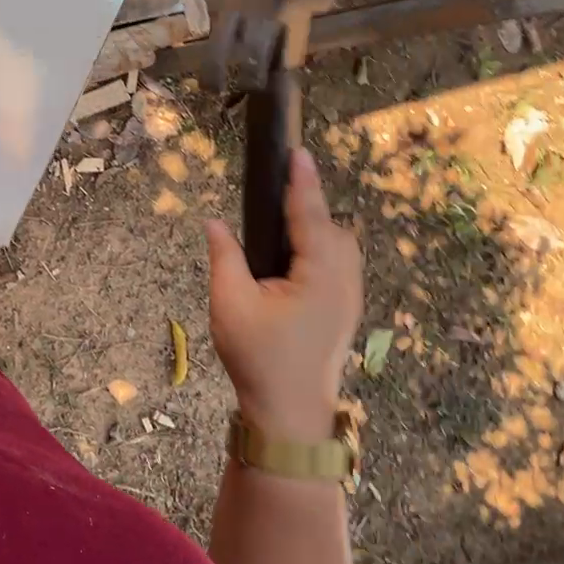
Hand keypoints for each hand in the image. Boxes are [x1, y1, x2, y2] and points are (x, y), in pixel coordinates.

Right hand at [205, 148, 363, 442]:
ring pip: (340, 248)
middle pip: (333, 231)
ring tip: (283, 216)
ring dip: (316, 228)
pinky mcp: (343, 311)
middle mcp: (344, 283)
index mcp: (319, 278)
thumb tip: (214, 222)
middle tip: (280, 186)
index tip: (299, 154)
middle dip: (310, 207)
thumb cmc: (257, 356)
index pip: (310, 219)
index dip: (303, 185)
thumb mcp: (229, 303)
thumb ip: (224, 257)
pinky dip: (320, 248)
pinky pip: (338, 265)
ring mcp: (349, 299)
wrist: (288, 410)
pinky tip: (295, 253)